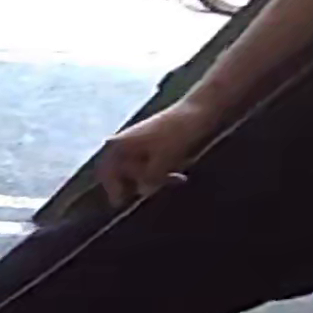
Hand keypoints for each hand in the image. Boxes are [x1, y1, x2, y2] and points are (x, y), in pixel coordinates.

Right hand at [94, 101, 215, 204]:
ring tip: (174, 180)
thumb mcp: (165, 158)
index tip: (120, 204)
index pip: (107, 173)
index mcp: (117, 146)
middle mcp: (120, 143)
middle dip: (137, 182)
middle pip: (121, 170)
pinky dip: (159, 168)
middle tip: (152, 192)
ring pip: (137, 166)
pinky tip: (176, 170)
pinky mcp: (151, 140)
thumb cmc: (180, 132)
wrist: (205, 108)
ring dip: (152, 175)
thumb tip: (143, 193)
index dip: (112, 189)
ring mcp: (135, 141)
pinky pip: (148, 160)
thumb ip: (151, 177)